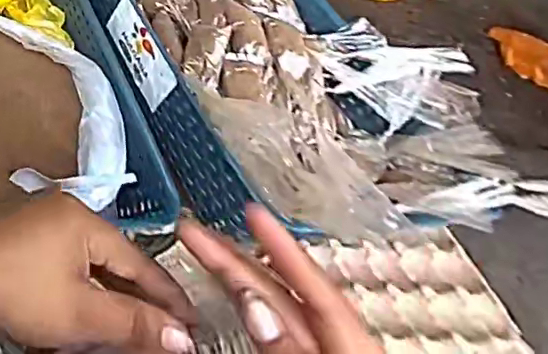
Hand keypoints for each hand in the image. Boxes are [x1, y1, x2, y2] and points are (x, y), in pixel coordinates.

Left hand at [0, 194, 196, 353]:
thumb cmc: (21, 288)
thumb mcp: (81, 313)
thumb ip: (133, 323)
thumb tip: (182, 338)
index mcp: (87, 221)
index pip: (140, 262)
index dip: (168, 297)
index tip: (195, 325)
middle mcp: (70, 212)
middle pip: (116, 260)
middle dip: (140, 298)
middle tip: (167, 333)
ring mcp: (47, 220)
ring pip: (93, 263)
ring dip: (112, 295)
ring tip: (134, 328)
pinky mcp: (29, 234)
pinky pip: (71, 261)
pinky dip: (86, 287)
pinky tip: (91, 312)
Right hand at [179, 206, 382, 353]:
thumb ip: (290, 349)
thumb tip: (254, 303)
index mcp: (354, 348)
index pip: (316, 288)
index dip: (281, 244)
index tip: (251, 208)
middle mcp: (339, 347)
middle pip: (288, 296)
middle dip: (238, 257)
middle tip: (193, 229)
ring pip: (282, 313)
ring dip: (241, 280)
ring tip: (206, 251)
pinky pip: (281, 333)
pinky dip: (254, 309)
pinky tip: (238, 299)